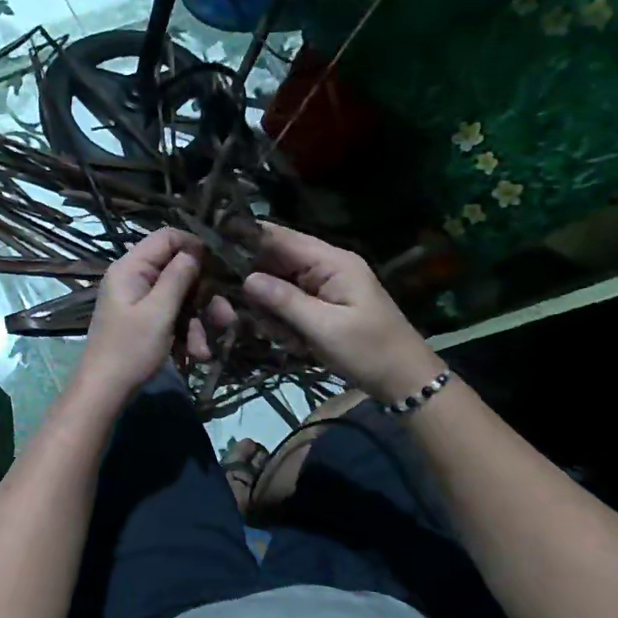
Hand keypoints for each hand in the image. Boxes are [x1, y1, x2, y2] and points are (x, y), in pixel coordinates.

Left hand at [76, 228, 207, 398]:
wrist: (104, 390)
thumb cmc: (130, 349)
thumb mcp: (158, 312)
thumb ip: (178, 277)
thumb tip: (195, 250)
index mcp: (130, 268)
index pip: (166, 237)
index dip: (195, 246)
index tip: (220, 266)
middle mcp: (134, 278)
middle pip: (178, 271)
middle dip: (203, 297)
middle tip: (224, 318)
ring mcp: (139, 300)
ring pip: (180, 298)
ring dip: (197, 322)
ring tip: (203, 349)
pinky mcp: (145, 320)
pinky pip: (172, 316)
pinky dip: (185, 334)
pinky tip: (195, 355)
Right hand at [241, 223, 443, 400]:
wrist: (405, 381)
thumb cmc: (369, 350)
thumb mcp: (324, 327)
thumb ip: (284, 301)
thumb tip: (247, 278)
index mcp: (332, 261)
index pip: (280, 238)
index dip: (246, 236)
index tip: (211, 241)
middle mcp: (324, 266)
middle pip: (274, 259)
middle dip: (250, 277)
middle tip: (224, 298)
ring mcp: (322, 285)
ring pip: (276, 282)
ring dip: (264, 304)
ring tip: (263, 327)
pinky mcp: (319, 305)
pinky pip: (286, 302)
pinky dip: (277, 317)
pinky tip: (281, 337)